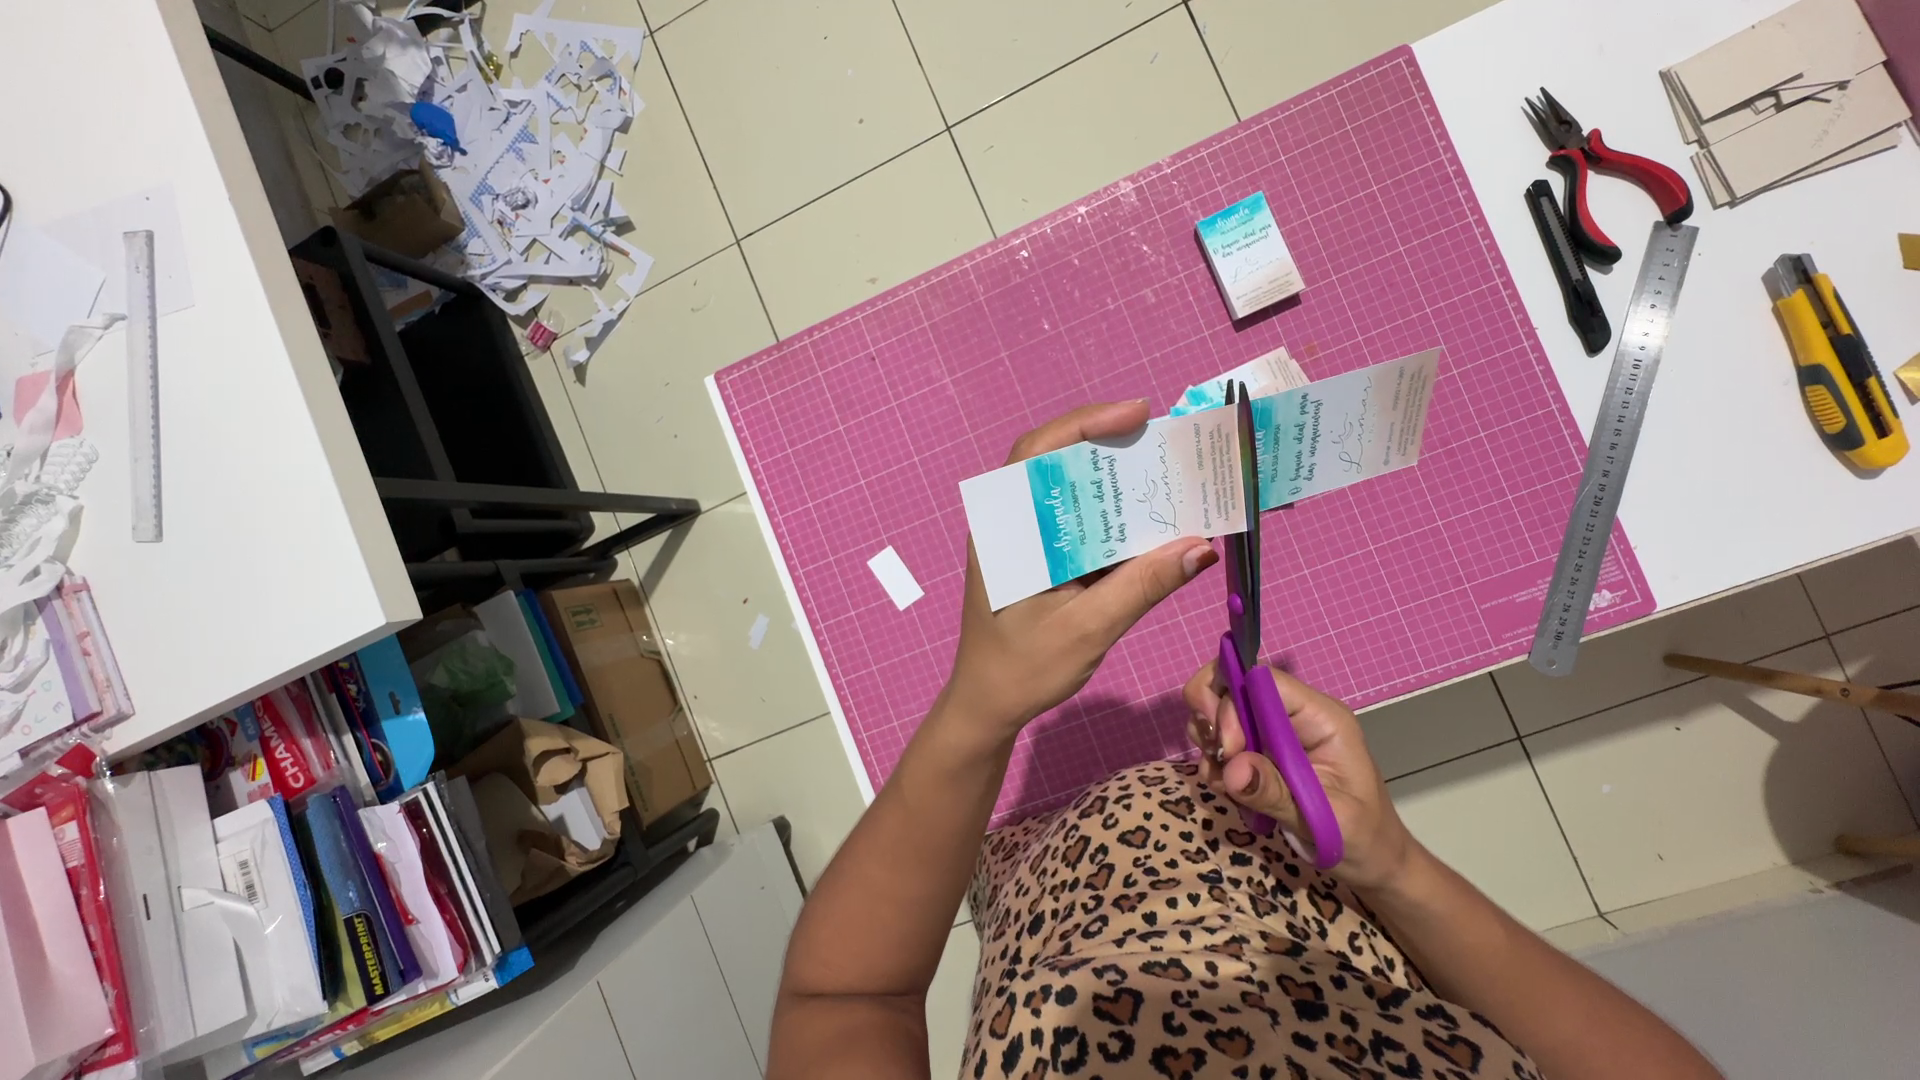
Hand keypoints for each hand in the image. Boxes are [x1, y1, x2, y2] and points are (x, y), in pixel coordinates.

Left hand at [943, 402, 1218, 740]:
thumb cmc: (1023, 669)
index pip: (1036, 452)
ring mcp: (1029, 543)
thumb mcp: (1086, 629)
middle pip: (1061, 465)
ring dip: (1121, 488)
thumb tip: (1201, 547)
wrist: (989, 707)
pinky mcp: (1045, 562)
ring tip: (1172, 480)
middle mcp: (1013, 525)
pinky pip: (1084, 529)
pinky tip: (1155, 527)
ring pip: (1076, 496)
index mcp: (1005, 530)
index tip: (1138, 413)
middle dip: (1114, 449)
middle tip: (1169, 446)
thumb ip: (1141, 586)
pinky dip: (1118, 525)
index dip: (1085, 423)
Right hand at [1185, 662, 1415, 890]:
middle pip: (1232, 684)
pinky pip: (1221, 740)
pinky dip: (1213, 761)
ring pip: (1220, 710)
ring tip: (1223, 782)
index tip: (1226, 749)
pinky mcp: (1260, 750)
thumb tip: (1231, 769)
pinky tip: (1227, 789)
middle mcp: (1293, 715)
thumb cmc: (1364, 839)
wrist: (1374, 863)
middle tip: (1217, 761)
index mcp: (1320, 718)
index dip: (1232, 704)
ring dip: (1209, 743)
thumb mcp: (1327, 821)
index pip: (1262, 680)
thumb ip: (1276, 793)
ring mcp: (1274, 731)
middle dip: (1212, 719)